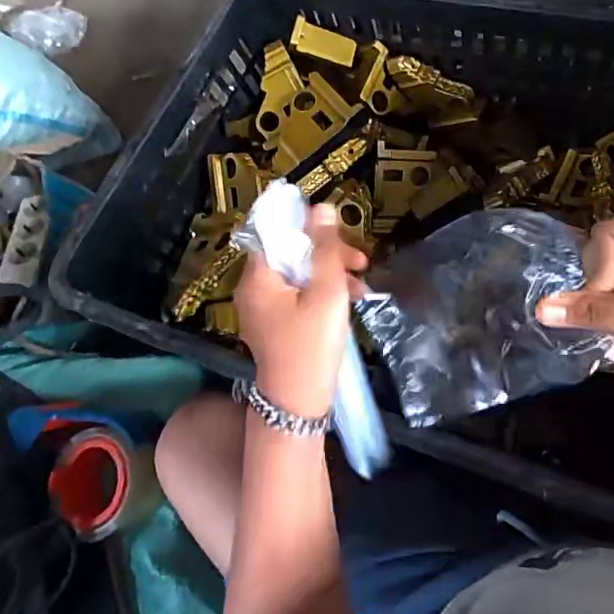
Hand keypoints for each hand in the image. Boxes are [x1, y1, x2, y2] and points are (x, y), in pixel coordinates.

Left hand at [236, 204, 368, 418]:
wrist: (297, 404)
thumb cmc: (311, 345)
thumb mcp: (327, 292)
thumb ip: (326, 248)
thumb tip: (322, 208)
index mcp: (258, 276)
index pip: (277, 232)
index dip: (308, 226)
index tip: (338, 233)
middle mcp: (253, 288)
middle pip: (290, 253)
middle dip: (327, 253)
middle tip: (360, 261)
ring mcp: (262, 309)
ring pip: (297, 276)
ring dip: (329, 274)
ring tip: (361, 287)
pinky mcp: (274, 325)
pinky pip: (296, 296)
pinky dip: (320, 294)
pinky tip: (347, 302)